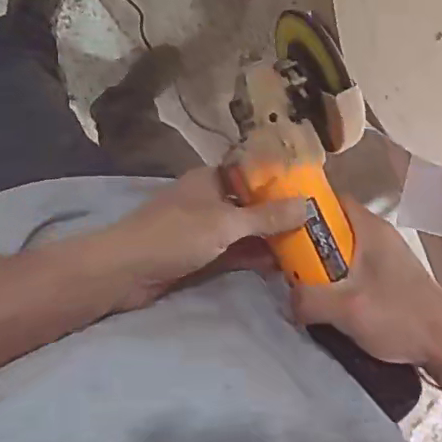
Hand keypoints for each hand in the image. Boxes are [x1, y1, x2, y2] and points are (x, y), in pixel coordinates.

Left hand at [97, 167, 307, 310]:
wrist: (124, 271)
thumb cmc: (174, 235)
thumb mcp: (225, 224)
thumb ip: (266, 217)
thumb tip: (308, 206)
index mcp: (212, 179)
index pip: (252, 170)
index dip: (280, 177)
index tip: (311, 186)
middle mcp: (210, 199)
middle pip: (251, 202)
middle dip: (280, 212)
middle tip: (317, 222)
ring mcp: (204, 228)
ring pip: (245, 229)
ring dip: (270, 238)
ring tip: (307, 246)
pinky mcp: (200, 254)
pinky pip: (235, 251)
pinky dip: (254, 256)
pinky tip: (281, 264)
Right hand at [289, 197, 441, 366]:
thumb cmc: (399, 317)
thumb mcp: (346, 309)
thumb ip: (308, 299)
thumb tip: (287, 298)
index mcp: (370, 227)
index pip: (329, 199)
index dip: (302, 207)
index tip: (278, 225)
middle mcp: (379, 233)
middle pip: (333, 225)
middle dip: (307, 242)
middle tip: (283, 262)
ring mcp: (387, 255)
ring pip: (342, 248)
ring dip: (321, 265)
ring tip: (300, 284)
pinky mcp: (390, 276)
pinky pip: (354, 266)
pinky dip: (337, 277)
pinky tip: (328, 300)